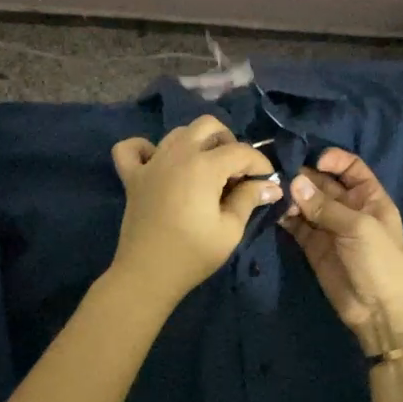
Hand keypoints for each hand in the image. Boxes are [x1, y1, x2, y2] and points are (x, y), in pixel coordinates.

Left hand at [109, 116, 280, 302]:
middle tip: (235, 171)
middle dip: (229, 142)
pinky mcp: (132, 177)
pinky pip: (131, 148)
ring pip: (177, 133)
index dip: (260, 164)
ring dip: (196, 143)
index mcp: (204, 166)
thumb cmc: (193, 254)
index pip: (241, 151)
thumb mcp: (230, 229)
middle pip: (208, 126)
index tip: (267, 183)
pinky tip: (158, 163)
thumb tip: (270, 185)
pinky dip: (145, 148)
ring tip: (206, 170)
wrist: (147, 275)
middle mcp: (177, 154)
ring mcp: (151, 163)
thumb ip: (249, 199)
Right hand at [279, 148, 402, 356]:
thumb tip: (294, 182)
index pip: (350, 167)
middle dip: (304, 176)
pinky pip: (297, 224)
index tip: (312, 160)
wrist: (379, 312)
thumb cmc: (380, 262)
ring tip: (273, 192)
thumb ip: (326, 206)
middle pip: (323, 183)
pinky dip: (285, 216)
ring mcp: (329, 227)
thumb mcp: (358, 228)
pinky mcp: (313, 246)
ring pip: (307, 203)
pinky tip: (272, 209)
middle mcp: (349, 208)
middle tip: (279, 172)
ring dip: (292, 196)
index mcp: (369, 197)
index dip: (333, 160)